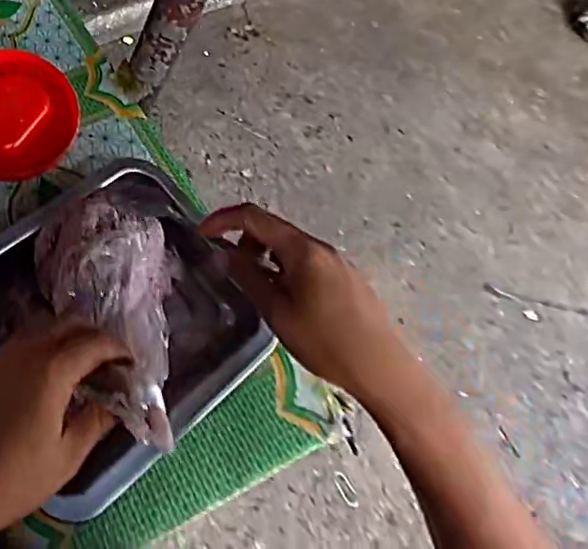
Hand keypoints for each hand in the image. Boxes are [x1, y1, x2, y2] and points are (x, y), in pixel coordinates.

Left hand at [0, 323, 126, 535]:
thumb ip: (97, 420)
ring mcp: (8, 351)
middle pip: (71, 322)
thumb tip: (118, 402)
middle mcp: (31, 348)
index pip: (95, 342)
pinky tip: (53, 367)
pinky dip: (48, 339)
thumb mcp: (68, 454)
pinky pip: (28, 336)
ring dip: (70, 333)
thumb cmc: (18, 474)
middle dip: (96, 334)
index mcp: (53, 368)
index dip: (118, 349)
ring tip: (84, 360)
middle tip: (111, 359)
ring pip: (48, 323)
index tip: (131, 363)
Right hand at [201, 203, 415, 404]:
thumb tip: (224, 254)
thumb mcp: (278, 312)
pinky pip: (307, 261)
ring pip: (290, 247)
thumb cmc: (326, 343)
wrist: (384, 371)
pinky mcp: (346, 277)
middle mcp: (320, 247)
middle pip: (273, 229)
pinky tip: (288, 300)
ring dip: (265, 257)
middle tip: (233, 271)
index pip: (254, 216)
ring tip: (260, 290)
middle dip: (245, 242)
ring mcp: (336, 261)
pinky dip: (286, 268)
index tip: (203, 232)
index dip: (224, 219)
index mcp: (301, 249)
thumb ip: (248, 277)